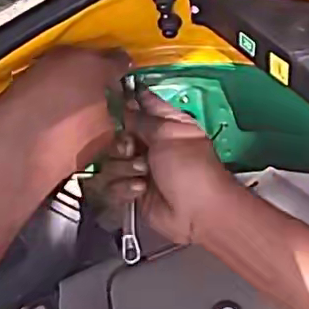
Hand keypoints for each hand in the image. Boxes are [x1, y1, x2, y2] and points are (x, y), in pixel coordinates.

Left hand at [0, 47, 130, 202]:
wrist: (16, 153)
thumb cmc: (64, 142)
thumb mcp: (104, 132)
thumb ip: (113, 112)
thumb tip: (110, 111)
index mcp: (94, 65)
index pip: (118, 60)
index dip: (124, 75)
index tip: (124, 85)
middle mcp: (65, 57)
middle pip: (89, 60)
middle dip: (95, 77)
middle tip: (100, 99)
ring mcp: (39, 67)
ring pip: (63, 70)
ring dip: (70, 84)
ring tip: (73, 111)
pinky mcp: (18, 81)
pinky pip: (43, 83)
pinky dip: (49, 93)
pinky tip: (51, 116)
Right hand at [92, 88, 241, 244]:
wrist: (196, 211)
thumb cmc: (188, 167)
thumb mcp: (167, 135)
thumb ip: (142, 119)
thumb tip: (127, 103)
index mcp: (166, 125)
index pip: (144, 104)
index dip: (129, 100)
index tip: (114, 97)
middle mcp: (151, 145)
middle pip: (119, 135)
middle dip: (122, 144)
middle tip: (131, 150)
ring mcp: (140, 169)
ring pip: (112, 161)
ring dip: (125, 168)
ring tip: (143, 175)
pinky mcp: (132, 191)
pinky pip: (112, 184)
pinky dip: (125, 187)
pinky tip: (140, 190)